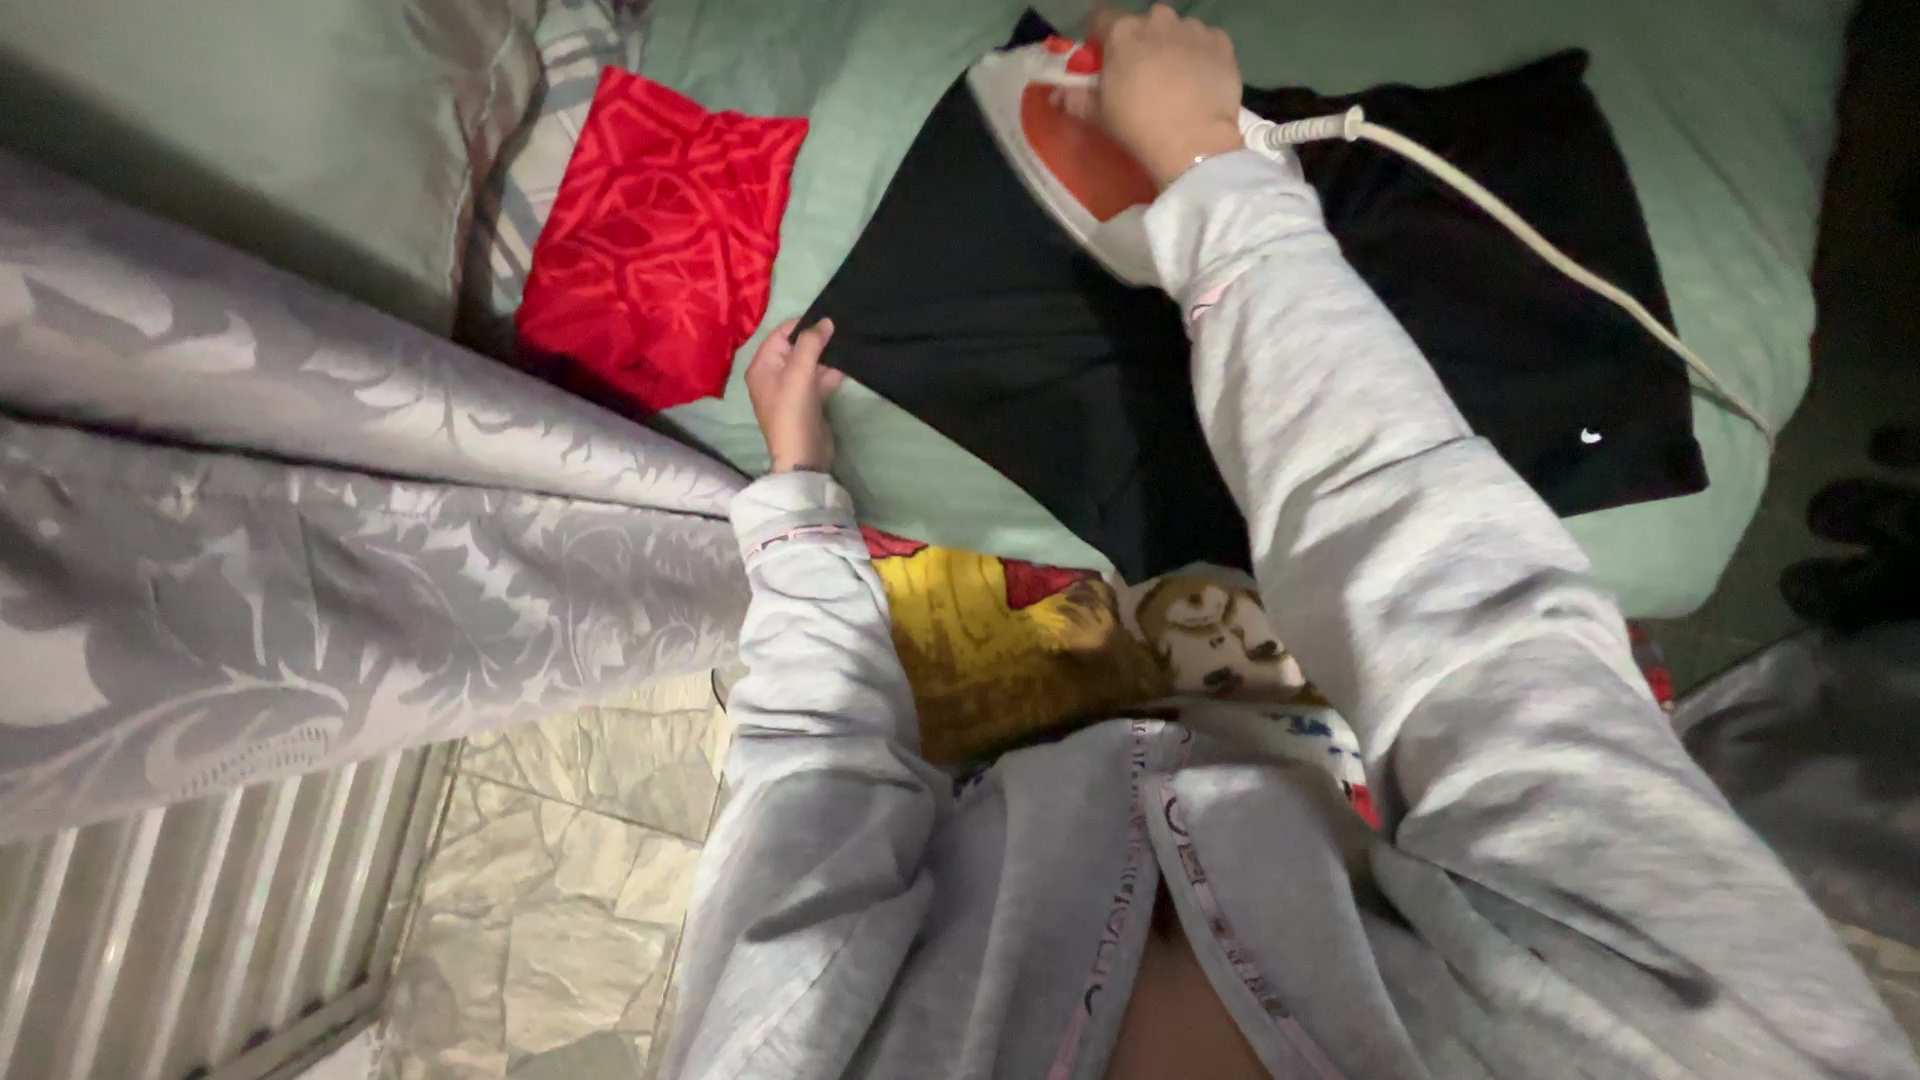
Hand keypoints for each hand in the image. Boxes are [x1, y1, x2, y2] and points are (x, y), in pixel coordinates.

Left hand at [746, 317, 844, 473]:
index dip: (802, 325)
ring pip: (810, 365)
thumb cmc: (794, 411)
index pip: (780, 334)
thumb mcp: (800, 372)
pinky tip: (847, 366)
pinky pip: (818, 380)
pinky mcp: (807, 402)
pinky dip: (831, 373)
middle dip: (817, 340)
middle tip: (842, 330)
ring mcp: (791, 390)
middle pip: (796, 348)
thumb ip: (812, 343)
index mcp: (762, 366)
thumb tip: (826, 321)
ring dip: (827, 357)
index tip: (828, 319)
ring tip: (848, 344)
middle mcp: (773, 376)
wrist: (803, 456)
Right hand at [1057, 4, 1244, 187]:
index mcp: (1123, 33)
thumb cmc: (1137, 126)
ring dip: (1172, 48)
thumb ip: (1076, 99)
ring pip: (1176, 31)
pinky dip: (1200, 56)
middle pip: (1143, 24)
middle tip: (1141, 77)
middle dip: (1140, 44)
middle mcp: (1158, 20)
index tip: (1103, 58)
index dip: (1100, 37)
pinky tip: (1198, 83)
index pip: (1100, 17)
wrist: (1192, 142)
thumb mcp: (1100, 116)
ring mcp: (1193, 28)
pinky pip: (1205, 42)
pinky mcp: (1221, 42)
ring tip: (1174, 83)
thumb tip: (1055, 94)